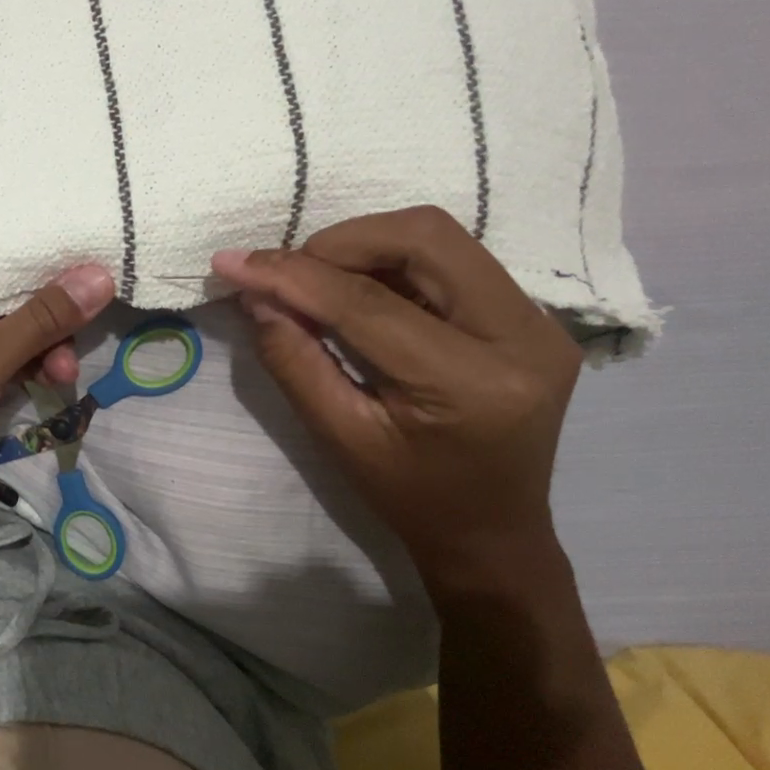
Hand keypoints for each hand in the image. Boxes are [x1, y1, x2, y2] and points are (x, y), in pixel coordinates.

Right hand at [211, 206, 582, 592]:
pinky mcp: (532, 317)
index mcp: (471, 383)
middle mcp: (523, 337)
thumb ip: (293, 359)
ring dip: (364, 247)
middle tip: (289, 275)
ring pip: (439, 238)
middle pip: (424, 238)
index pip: (369, 303)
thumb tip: (254, 294)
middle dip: (339, 244)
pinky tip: (358, 291)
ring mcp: (538, 322)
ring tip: (317, 282)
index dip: (292, 275)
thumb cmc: (408, 494)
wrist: (490, 530)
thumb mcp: (337, 435)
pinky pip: (452, 259)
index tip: (232, 263)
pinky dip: (391, 262)